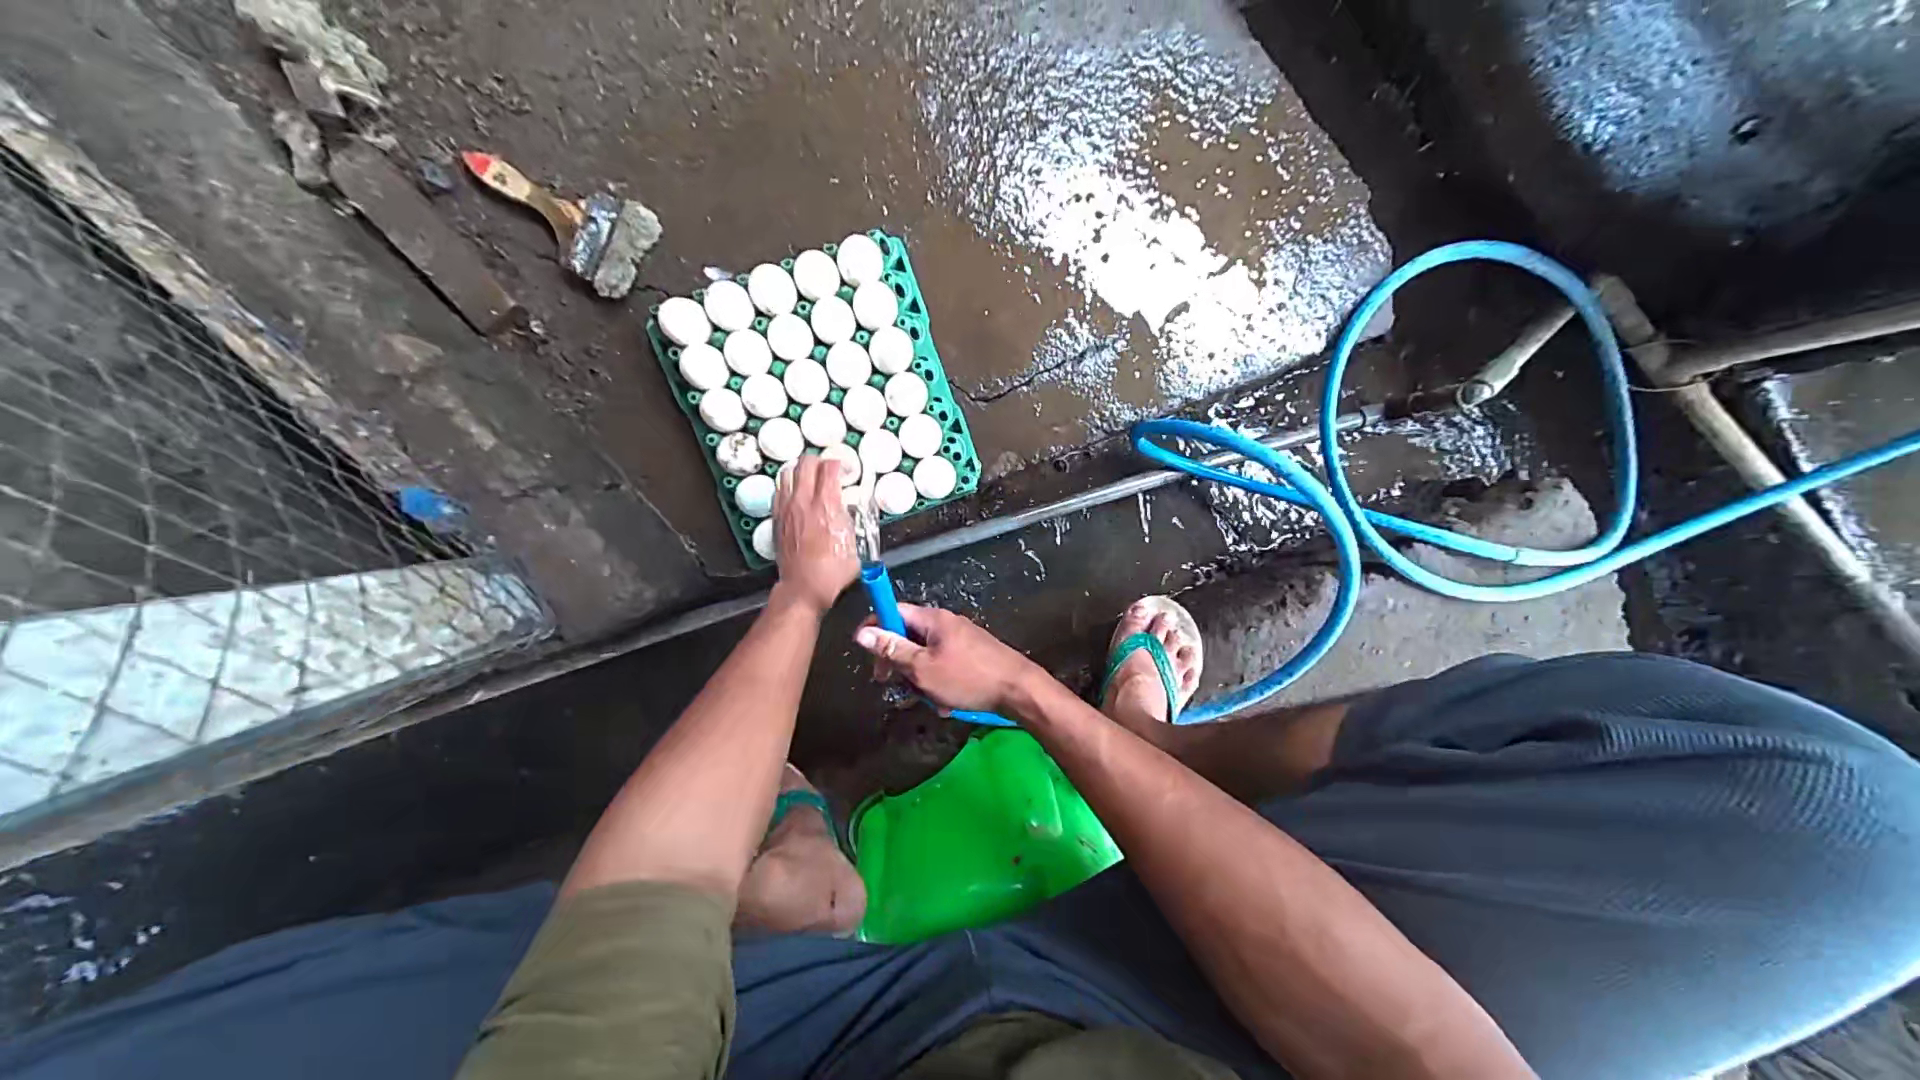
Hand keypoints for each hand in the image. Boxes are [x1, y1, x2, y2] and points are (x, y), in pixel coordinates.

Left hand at [771, 455, 857, 616]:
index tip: (844, 469)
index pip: (829, 468)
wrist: (804, 587)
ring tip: (810, 478)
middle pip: (806, 463)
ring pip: (787, 472)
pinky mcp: (777, 519)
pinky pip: (778, 491)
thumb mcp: (854, 542)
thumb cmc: (831, 571)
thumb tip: (845, 508)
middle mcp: (803, 502)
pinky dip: (788, 486)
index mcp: (826, 505)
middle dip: (819, 461)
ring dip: (800, 471)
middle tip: (826, 469)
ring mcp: (787, 509)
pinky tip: (796, 495)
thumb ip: (848, 518)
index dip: (839, 464)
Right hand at [854, 603, 1041, 714]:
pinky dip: (939, 683)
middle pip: (907, 636)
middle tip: (892, 683)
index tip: (866, 652)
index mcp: (933, 619)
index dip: (875, 627)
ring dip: (920, 679)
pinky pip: (943, 666)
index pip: (893, 610)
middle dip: (899, 662)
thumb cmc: (968, 678)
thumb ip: (892, 650)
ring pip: (924, 656)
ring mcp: (960, 639)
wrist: (1018, 690)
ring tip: (930, 699)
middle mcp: (946, 623)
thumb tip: (863, 632)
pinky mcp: (971, 656)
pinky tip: (946, 702)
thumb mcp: (922, 668)